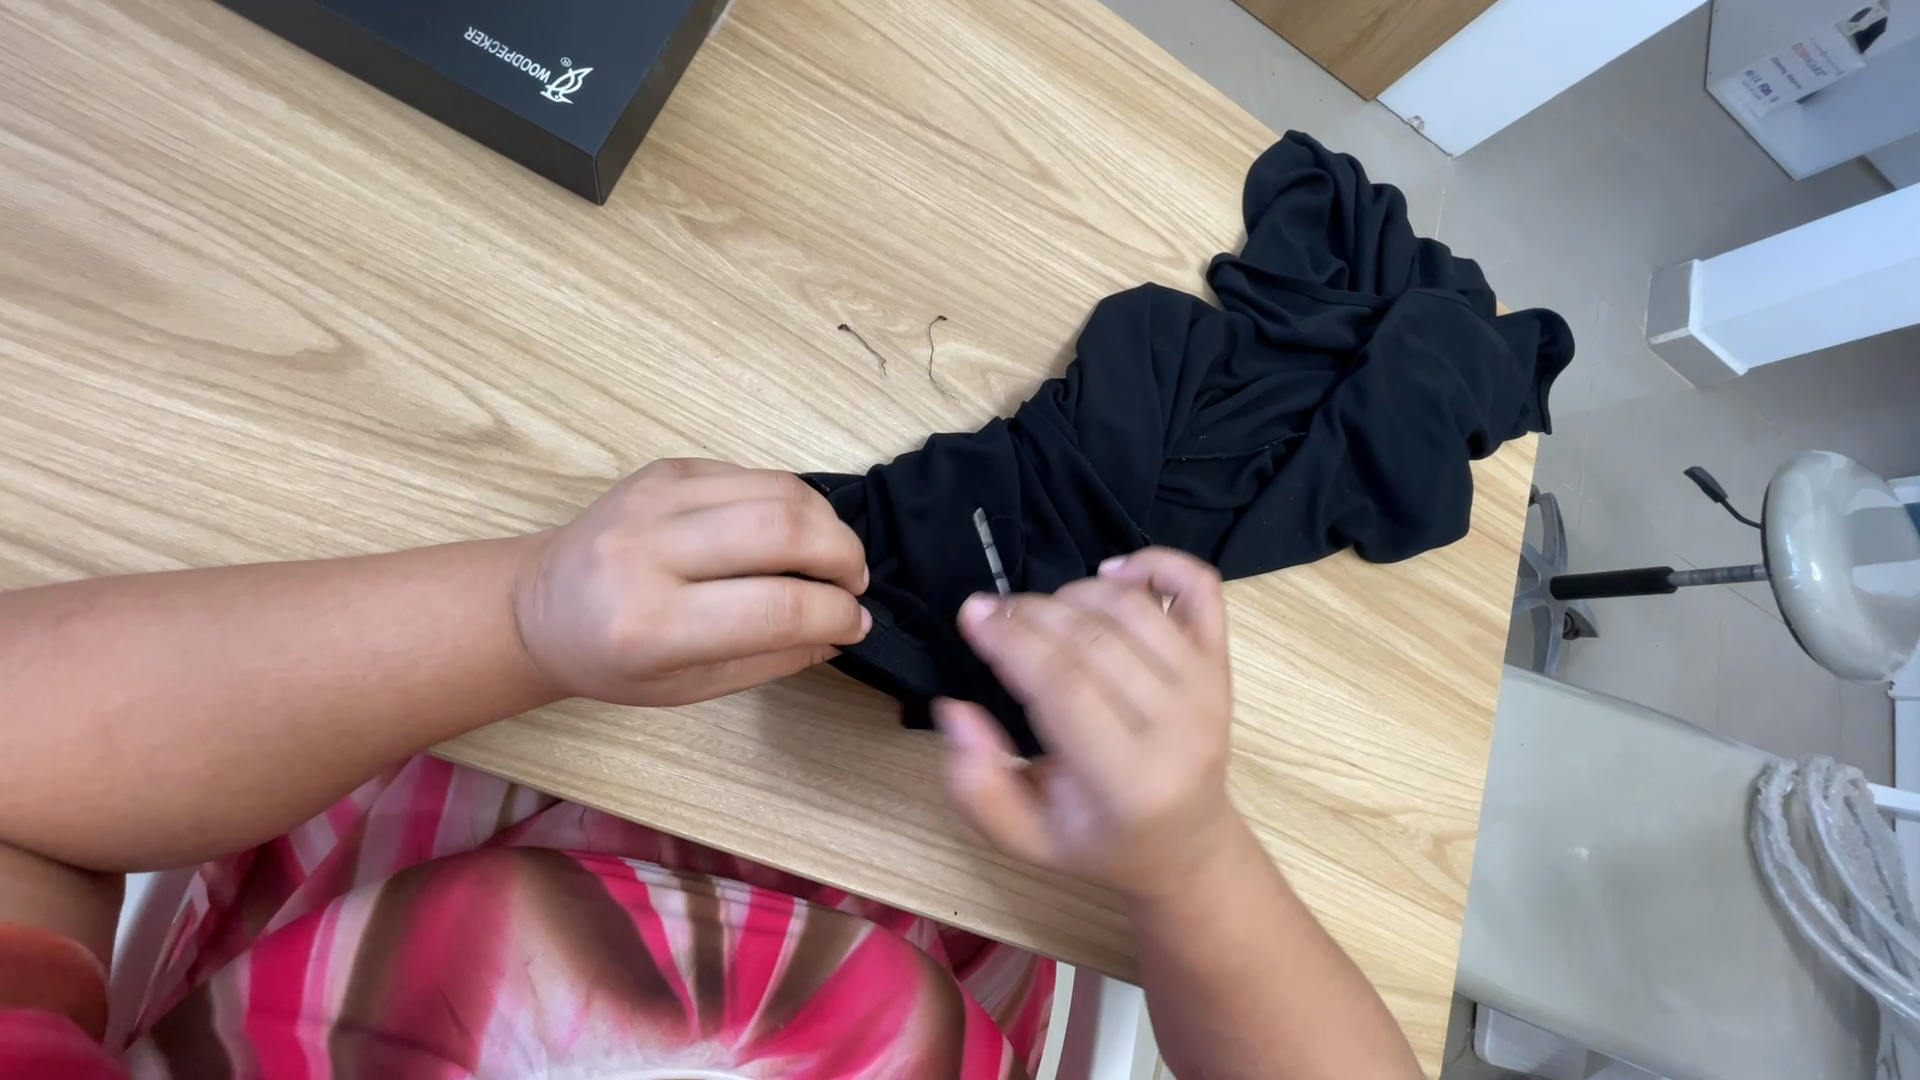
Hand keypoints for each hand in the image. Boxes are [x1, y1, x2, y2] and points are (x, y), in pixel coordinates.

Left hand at [513, 459, 869, 706]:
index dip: (837, 613)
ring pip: (779, 490)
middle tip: (854, 581)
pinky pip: (756, 474)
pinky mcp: (666, 469)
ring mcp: (655, 498)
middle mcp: (649, 550)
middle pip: (784, 531)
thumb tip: (845, 628)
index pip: (778, 607)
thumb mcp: (692, 686)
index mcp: (652, 625)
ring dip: (827, 523)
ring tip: (833, 554)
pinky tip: (791, 533)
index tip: (857, 622)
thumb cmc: (613, 662)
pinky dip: (793, 503)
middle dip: (844, 555)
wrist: (535, 605)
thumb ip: (775, 657)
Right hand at [935, 547, 1244, 900]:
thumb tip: (954, 708)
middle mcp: (1180, 727)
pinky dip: (1155, 562)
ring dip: (1073, 591)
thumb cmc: (1099, 840)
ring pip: (1132, 607)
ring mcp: (1208, 687)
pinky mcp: (1221, 661)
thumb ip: (976, 785)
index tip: (972, 615)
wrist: (1186, 844)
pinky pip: (1197, 587)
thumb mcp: (1025, 838)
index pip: (1065, 686)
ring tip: (1039, 612)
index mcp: (1129, 781)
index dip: (1011, 640)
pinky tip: (1112, 571)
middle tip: (992, 613)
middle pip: (1094, 639)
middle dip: (1029, 612)